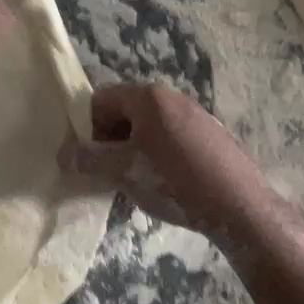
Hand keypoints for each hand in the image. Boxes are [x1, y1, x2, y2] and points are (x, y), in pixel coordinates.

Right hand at [58, 85, 277, 241]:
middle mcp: (172, 97)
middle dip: (110, 142)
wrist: (240, 206)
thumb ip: (89, 159)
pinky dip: (158, 157)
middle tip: (108, 175)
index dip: (86, 128)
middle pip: (125, 112)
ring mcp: (195, 115)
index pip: (100, 100)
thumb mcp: (124, 172)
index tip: (87, 160)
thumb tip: (63, 154)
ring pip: (148, 129)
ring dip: (134, 152)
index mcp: (148, 96)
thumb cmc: (175, 181)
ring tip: (136, 185)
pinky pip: (171, 139)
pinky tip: (165, 187)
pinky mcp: (211, 136)